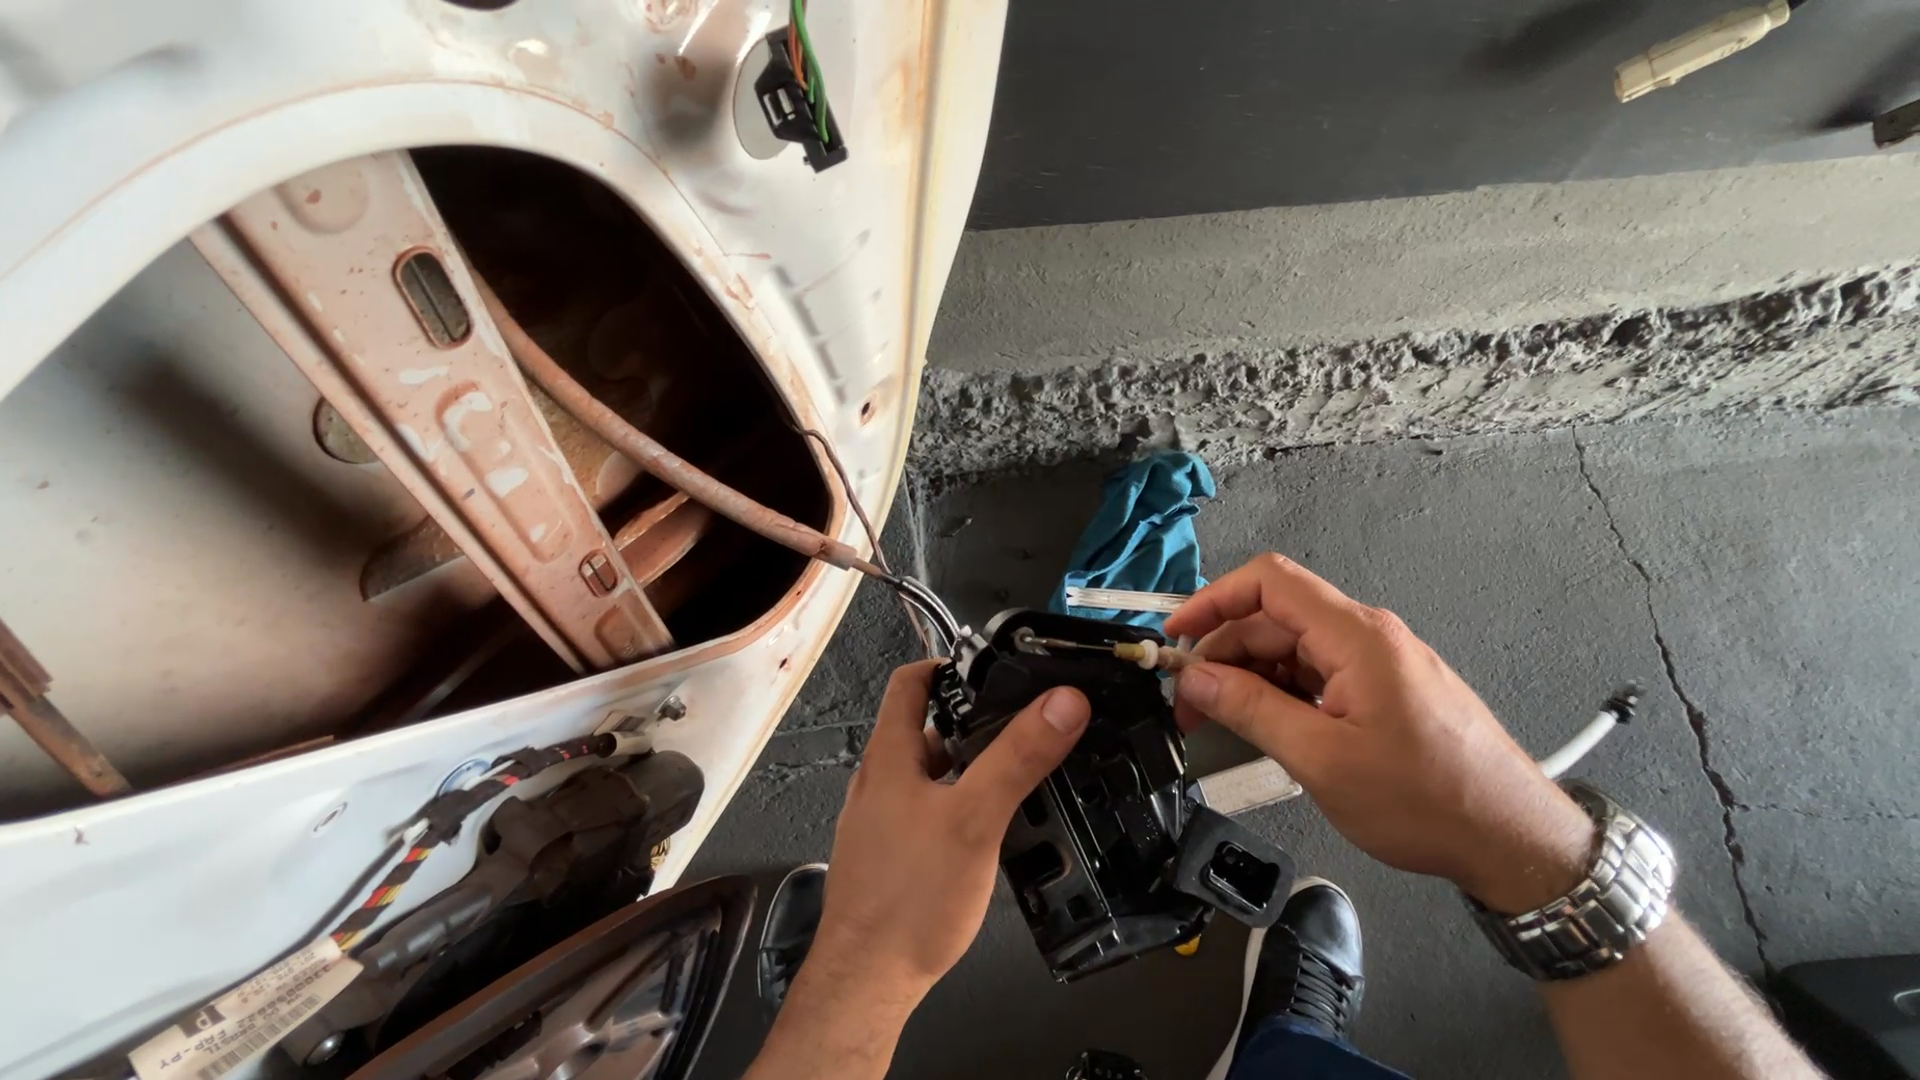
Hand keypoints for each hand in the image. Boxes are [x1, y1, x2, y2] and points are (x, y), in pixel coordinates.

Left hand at [802, 660, 1090, 1009]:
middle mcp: (879, 782)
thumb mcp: (974, 819)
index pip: (909, 683)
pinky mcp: (891, 855)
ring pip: (930, 773)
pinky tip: (990, 825)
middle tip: (1022, 722)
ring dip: (968, 764)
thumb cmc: (910, 898)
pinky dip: (959, 802)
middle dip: (972, 720)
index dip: (946, 664)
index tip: (989, 666)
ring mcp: (882, 820)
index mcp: (889, 757)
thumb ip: (1018, 758)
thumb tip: (1062, 701)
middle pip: (925, 728)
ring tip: (1017, 770)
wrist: (867, 983)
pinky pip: (928, 809)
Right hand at [1165, 554, 1594, 912]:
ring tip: (1218, 722)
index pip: (1269, 581)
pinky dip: (1279, 693)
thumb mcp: (1322, 759)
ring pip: (1291, 649)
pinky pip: (1315, 673)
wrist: (1516, 842)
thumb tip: (1194, 679)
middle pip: (1273, 620)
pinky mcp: (1383, 688)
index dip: (1212, 599)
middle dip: (1222, 654)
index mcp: (1355, 637)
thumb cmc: (1425, 801)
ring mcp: (1376, 662)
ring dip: (1247, 679)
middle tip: (1188, 705)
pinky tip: (1263, 726)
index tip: (1174, 636)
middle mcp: (1366, 636)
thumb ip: (1251, 710)